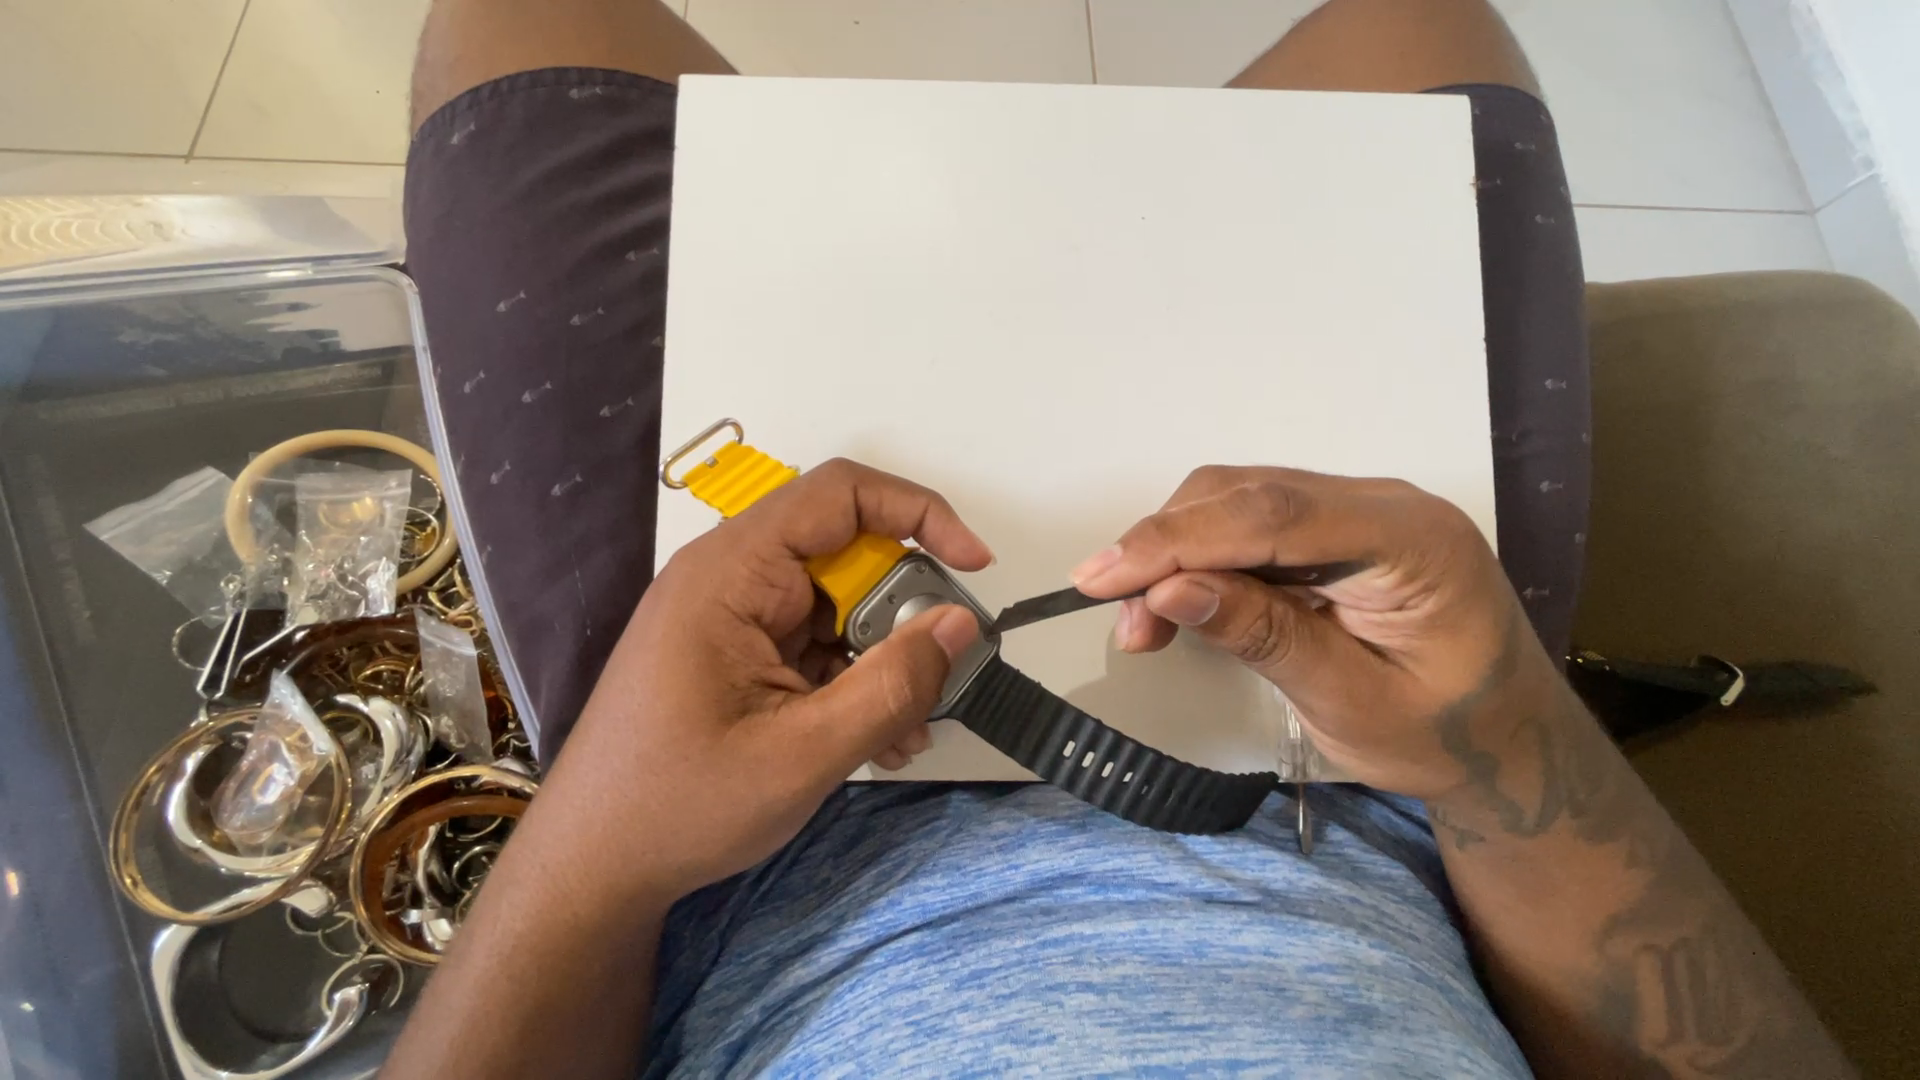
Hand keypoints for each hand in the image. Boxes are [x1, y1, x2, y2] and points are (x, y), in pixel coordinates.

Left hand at [538, 460, 988, 903]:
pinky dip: (856, 683)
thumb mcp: (802, 754)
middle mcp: (733, 579)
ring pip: (841, 608)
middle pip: (848, 557)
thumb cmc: (678, 808)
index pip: (840, 495)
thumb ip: (891, 687)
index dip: (918, 513)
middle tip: (935, 680)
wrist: (592, 871)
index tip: (973, 564)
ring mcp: (736, 619)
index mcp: (731, 573)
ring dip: (885, 662)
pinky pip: (820, 645)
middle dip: (905, 615)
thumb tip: (961, 624)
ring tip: (904, 734)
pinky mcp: (742, 655)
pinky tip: (876, 741)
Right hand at [1072, 466, 1560, 799]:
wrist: (1507, 744)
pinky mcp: (1329, 531)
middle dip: (1165, 547)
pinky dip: (1197, 560)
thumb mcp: (1351, 704)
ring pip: (1234, 501)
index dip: (1176, 540)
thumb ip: (1265, 637)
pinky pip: (1245, 526)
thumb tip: (1170, 590)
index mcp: (1409, 540)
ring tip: (1144, 624)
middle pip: (1245, 494)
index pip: (1272, 515)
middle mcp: (1378, 503)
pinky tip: (1175, 604)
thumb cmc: (1444, 738)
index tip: (1101, 578)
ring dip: (1173, 554)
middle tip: (1122, 617)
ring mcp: (1353, 511)